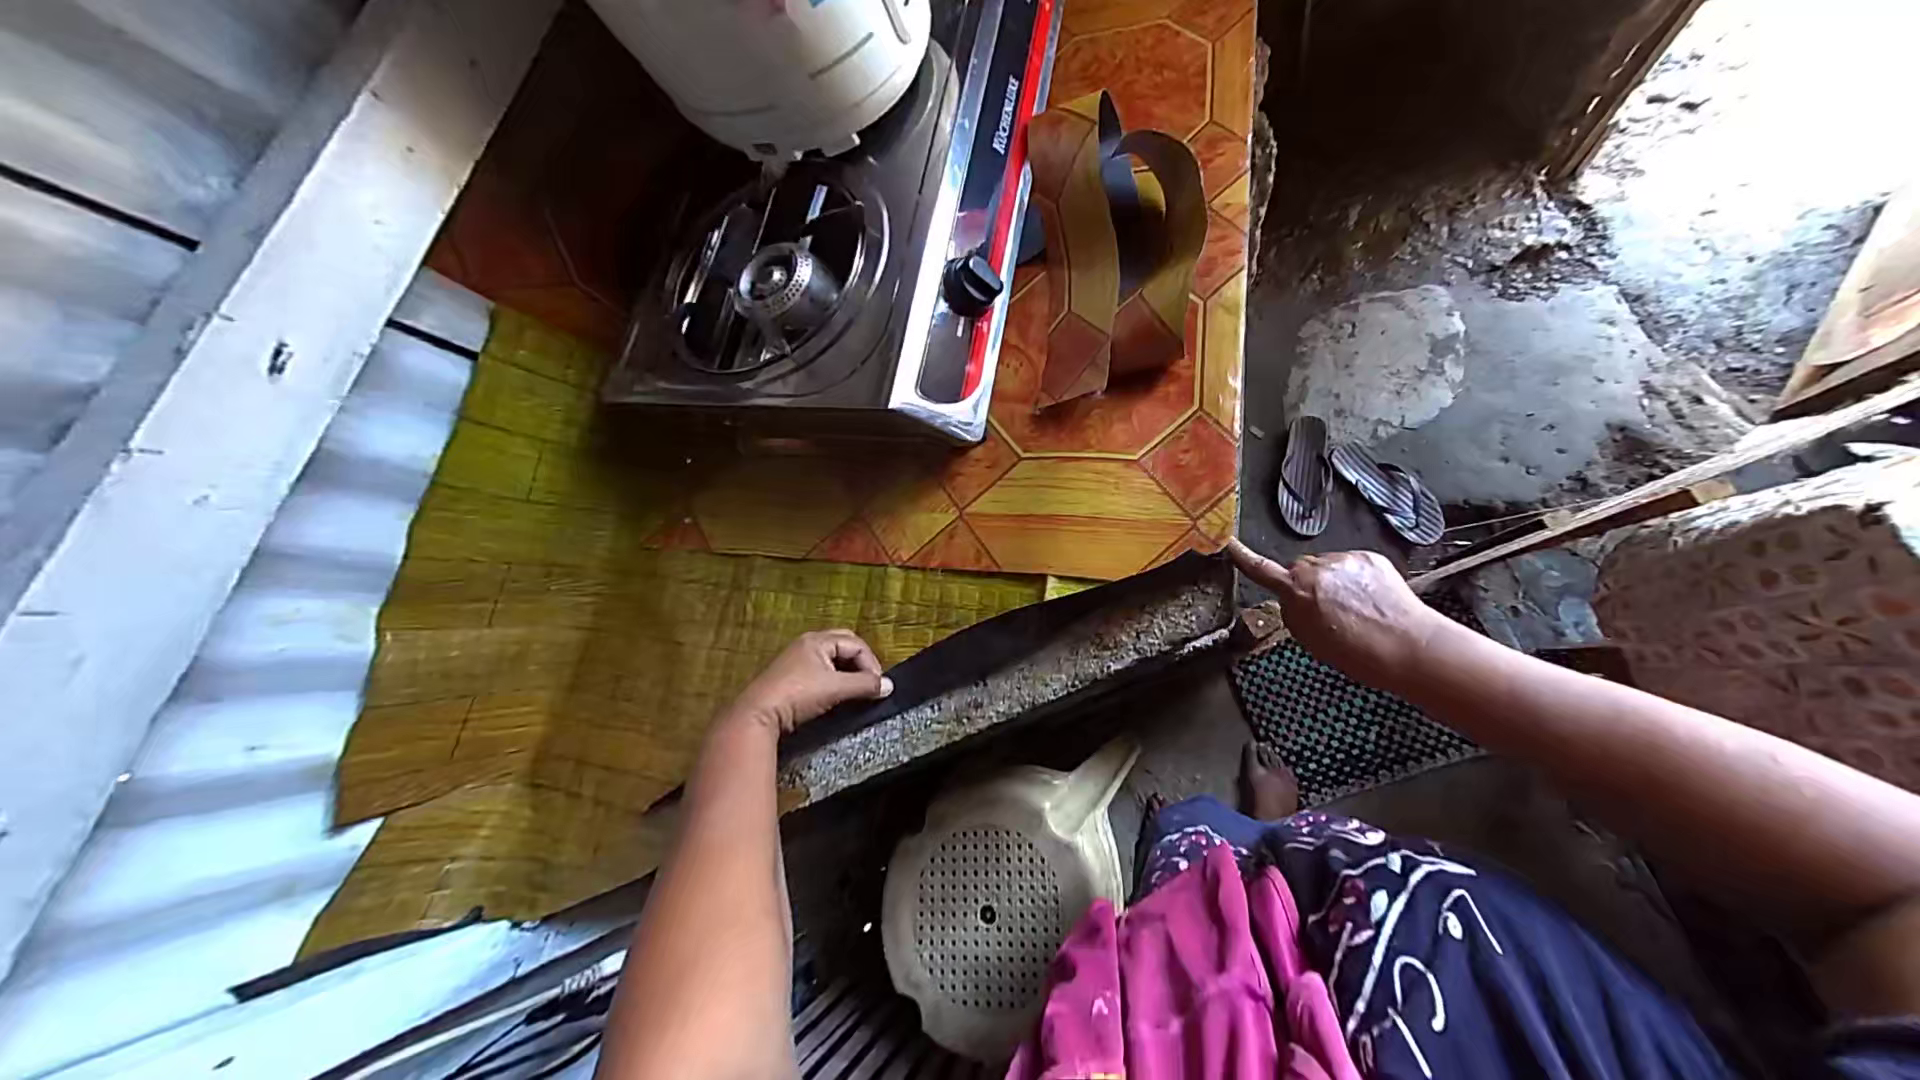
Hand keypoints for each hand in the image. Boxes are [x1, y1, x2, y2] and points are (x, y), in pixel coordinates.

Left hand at [726, 630, 894, 733]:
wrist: (757, 716)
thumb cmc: (797, 695)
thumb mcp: (835, 689)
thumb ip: (865, 686)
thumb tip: (889, 686)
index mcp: (818, 640)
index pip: (856, 644)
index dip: (870, 663)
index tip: (877, 686)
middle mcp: (807, 644)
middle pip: (844, 647)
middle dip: (860, 664)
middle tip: (869, 685)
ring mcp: (796, 661)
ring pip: (832, 660)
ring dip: (847, 673)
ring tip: (855, 692)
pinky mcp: (790, 678)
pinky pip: (820, 672)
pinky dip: (833, 681)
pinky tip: (835, 697)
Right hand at [1227, 539, 1450, 692]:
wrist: (1409, 647)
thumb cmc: (1359, 653)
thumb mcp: (1309, 640)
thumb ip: (1292, 612)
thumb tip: (1292, 600)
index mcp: (1297, 591)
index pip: (1261, 570)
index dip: (1242, 557)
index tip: (1229, 544)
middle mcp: (1317, 569)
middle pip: (1299, 569)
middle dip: (1305, 584)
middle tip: (1325, 610)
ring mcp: (1344, 560)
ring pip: (1326, 566)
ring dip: (1332, 581)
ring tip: (1354, 609)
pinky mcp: (1369, 557)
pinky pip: (1350, 564)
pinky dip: (1355, 579)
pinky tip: (1369, 600)